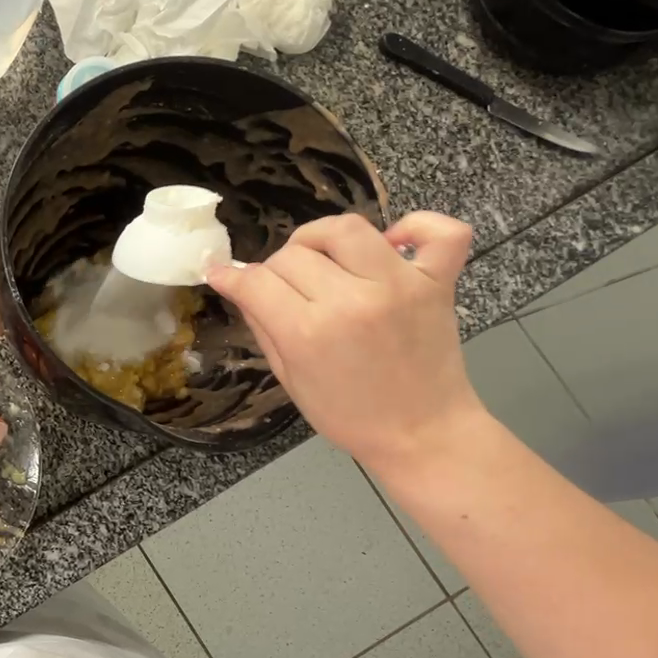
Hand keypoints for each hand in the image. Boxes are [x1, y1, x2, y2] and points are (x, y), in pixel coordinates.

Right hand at [206, 211, 485, 470]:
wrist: (419, 431)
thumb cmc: (345, 414)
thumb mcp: (288, 376)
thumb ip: (263, 326)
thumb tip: (240, 287)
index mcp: (307, 332)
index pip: (255, 282)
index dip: (230, 275)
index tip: (220, 273)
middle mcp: (351, 300)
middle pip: (293, 255)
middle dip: (273, 268)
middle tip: (279, 288)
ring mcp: (398, 285)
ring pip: (346, 228)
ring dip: (320, 238)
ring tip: (321, 259)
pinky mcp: (437, 281)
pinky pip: (437, 230)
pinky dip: (415, 225)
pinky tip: (392, 243)